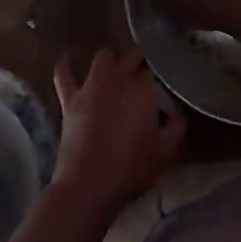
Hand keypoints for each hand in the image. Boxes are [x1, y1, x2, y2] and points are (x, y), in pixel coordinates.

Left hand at [52, 49, 185, 211]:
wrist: (89, 185)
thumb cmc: (132, 168)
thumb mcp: (166, 151)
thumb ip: (176, 127)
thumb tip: (176, 113)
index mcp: (143, 90)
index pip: (155, 69)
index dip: (160, 73)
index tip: (165, 80)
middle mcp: (118, 79)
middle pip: (132, 56)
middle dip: (140, 59)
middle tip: (146, 71)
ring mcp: (91, 87)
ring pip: (103, 57)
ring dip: (112, 59)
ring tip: (117, 67)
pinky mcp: (70, 99)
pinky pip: (64, 75)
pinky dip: (66, 65)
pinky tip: (68, 58)